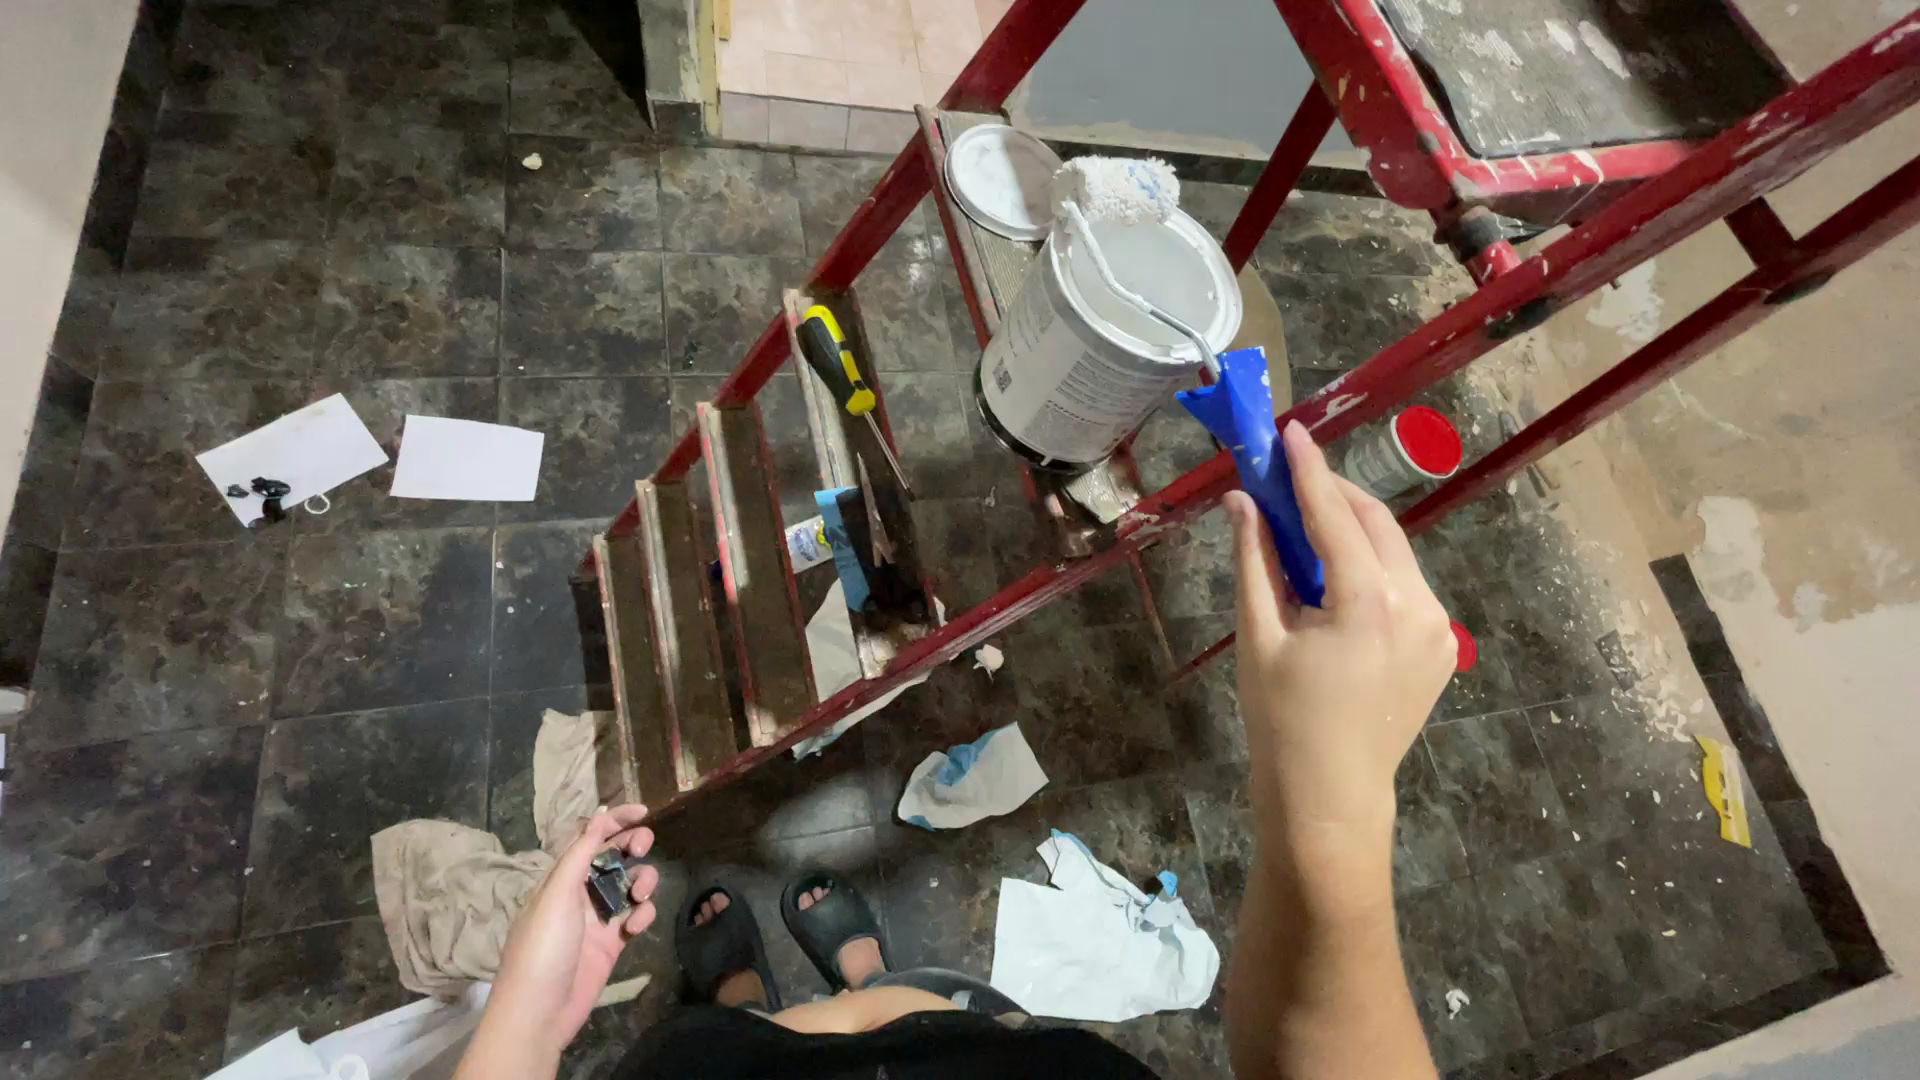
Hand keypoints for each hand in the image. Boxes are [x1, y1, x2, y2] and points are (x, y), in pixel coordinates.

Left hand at [488, 805, 659, 1053]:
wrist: (539, 1015)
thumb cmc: (542, 949)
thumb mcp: (556, 896)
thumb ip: (580, 855)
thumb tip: (598, 815)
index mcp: (561, 879)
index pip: (590, 839)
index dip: (615, 821)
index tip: (644, 811)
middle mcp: (580, 893)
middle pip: (614, 857)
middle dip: (633, 846)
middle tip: (643, 847)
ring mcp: (598, 918)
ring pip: (630, 884)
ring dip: (642, 881)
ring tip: (640, 895)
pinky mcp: (613, 942)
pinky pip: (636, 916)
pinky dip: (643, 914)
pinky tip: (636, 925)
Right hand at [1227, 421, 1453, 853]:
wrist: (1329, 794)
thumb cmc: (1280, 718)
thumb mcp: (1258, 635)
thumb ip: (1254, 560)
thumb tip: (1242, 501)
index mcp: (1368, 602)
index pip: (1335, 516)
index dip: (1308, 470)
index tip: (1291, 431)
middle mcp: (1419, 604)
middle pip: (1376, 524)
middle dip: (1333, 493)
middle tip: (1290, 475)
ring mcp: (1438, 627)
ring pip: (1393, 552)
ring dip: (1350, 528)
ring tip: (1304, 525)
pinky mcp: (1440, 645)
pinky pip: (1403, 583)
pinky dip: (1367, 564)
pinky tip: (1333, 576)